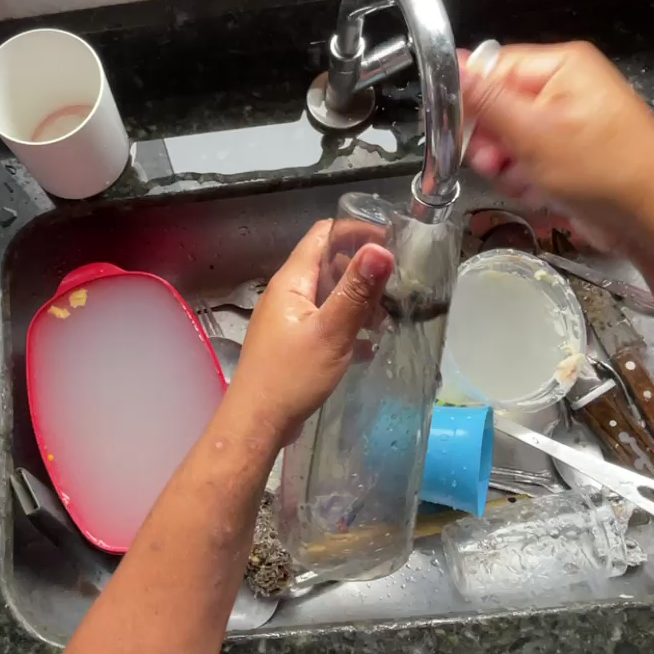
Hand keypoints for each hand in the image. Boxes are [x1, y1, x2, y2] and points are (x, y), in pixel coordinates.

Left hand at [225, 220, 394, 435]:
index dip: (356, 231)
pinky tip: (368, 345)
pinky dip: (346, 327)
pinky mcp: (293, 343)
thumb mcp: (330, 332)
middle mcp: (287, 294)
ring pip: (328, 296)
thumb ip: (356, 291)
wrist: (257, 422)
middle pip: (328, 265)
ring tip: (385, 320)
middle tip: (396, 287)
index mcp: (291, 282)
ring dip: (357, 302)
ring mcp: (288, 320)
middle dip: (362, 271)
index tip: (391, 241)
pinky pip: (324, 323)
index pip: (322, 235)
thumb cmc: (291, 376)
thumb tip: (380, 249)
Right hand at [463, 42, 653, 249]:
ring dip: (506, 167)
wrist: (649, 215)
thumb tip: (454, 68)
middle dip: (491, 142)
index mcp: (560, 67)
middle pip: (495, 107)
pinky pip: (525, 162)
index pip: (492, 68)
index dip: (471, 101)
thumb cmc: (604, 168)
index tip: (460, 130)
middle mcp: (563, 89)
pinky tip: (539, 191)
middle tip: (497, 162)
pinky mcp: (565, 154)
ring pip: (506, 141)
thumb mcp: (533, 131)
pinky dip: (525, 180)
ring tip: (526, 181)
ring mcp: (564, 124)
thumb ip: (487, 100)